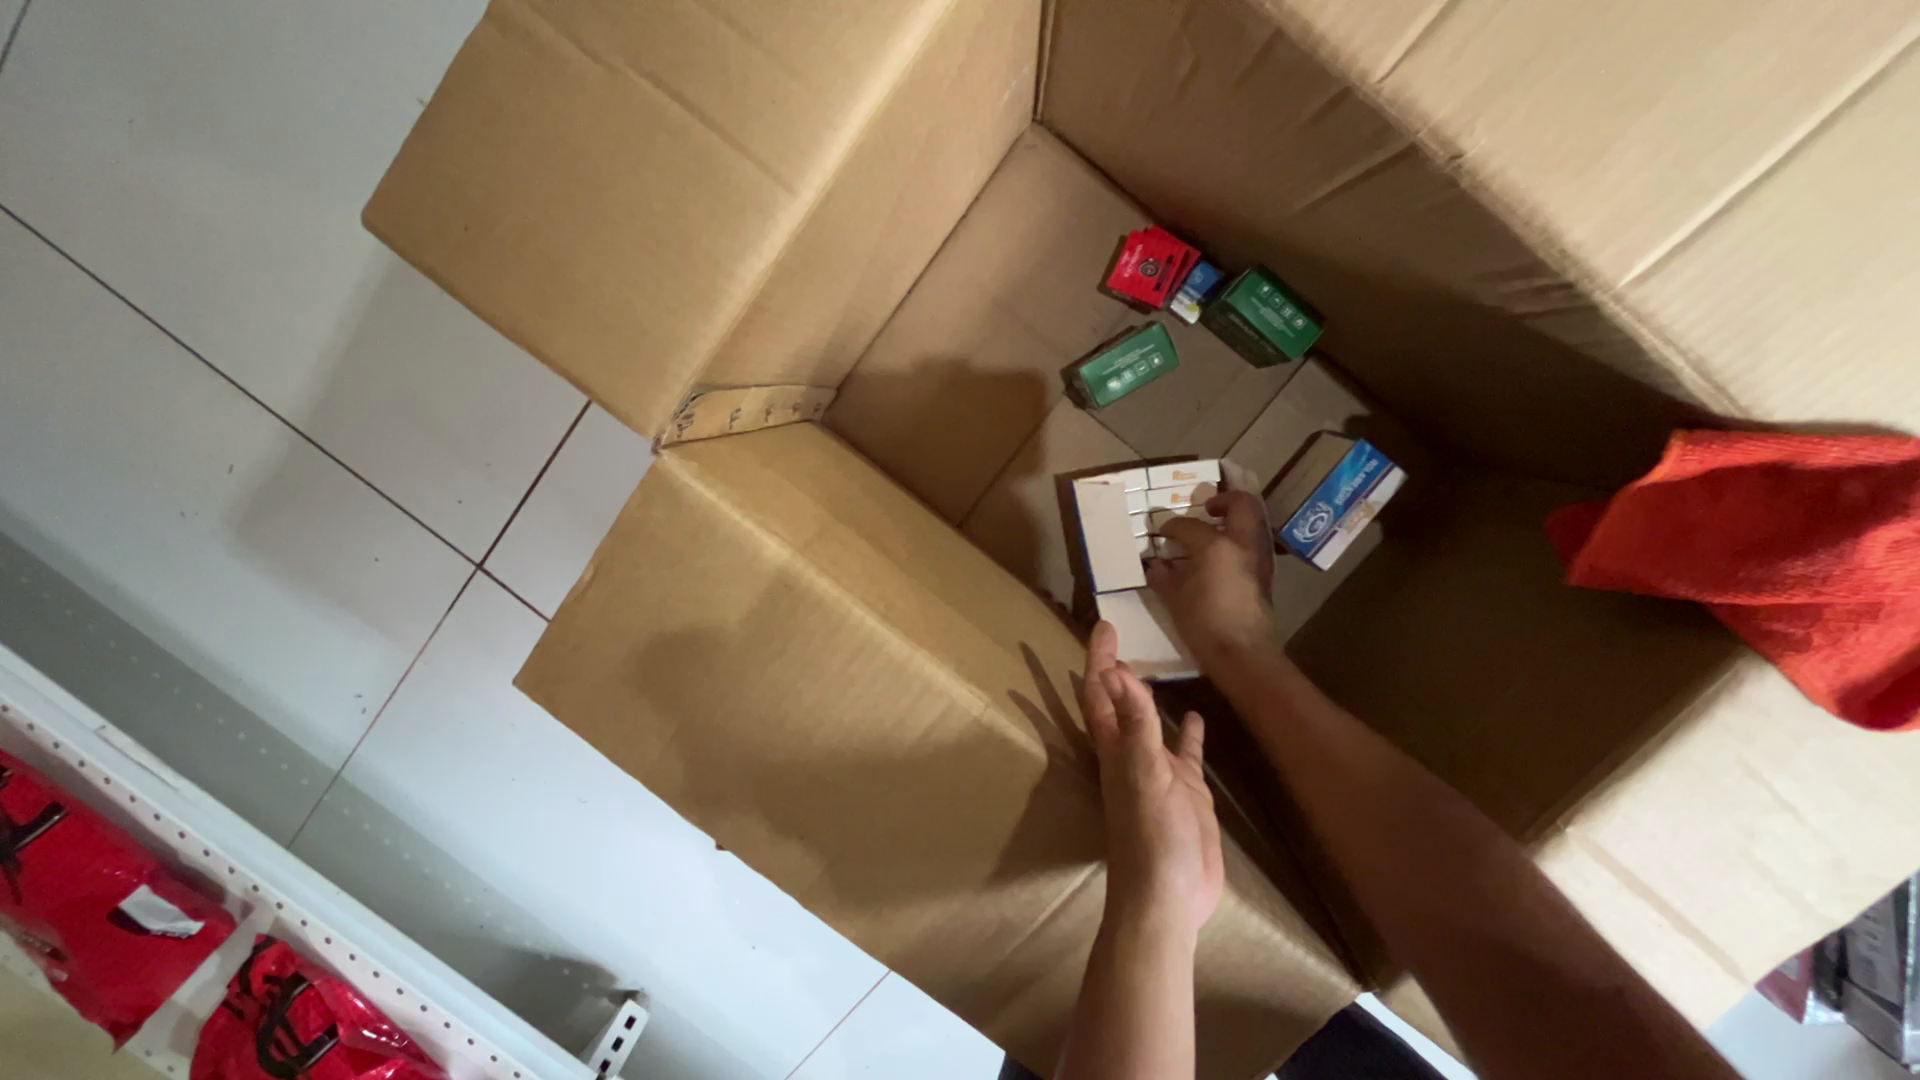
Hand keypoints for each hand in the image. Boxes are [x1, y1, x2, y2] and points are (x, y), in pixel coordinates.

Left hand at [1081, 622, 1223, 935]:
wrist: (1170, 897)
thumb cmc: (1151, 834)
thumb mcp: (1143, 773)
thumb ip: (1134, 725)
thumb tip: (1118, 672)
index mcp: (1114, 747)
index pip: (1098, 692)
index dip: (1098, 659)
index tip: (1102, 624)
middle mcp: (1132, 753)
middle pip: (1118, 702)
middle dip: (1116, 670)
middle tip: (1121, 634)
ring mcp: (1159, 771)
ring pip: (1149, 723)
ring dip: (1147, 697)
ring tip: (1155, 665)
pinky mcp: (1186, 790)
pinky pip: (1186, 753)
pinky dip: (1188, 733)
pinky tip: (1197, 716)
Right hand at [1147, 489, 1274, 658]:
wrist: (1241, 653)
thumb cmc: (1203, 622)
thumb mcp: (1174, 598)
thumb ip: (1163, 577)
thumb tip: (1155, 565)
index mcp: (1214, 545)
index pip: (1187, 525)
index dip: (1171, 526)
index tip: (1162, 534)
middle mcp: (1240, 544)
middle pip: (1241, 503)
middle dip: (1223, 500)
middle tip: (1205, 509)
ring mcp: (1257, 558)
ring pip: (1251, 523)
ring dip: (1233, 521)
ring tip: (1211, 534)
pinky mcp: (1263, 575)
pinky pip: (1251, 545)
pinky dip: (1237, 542)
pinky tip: (1218, 560)